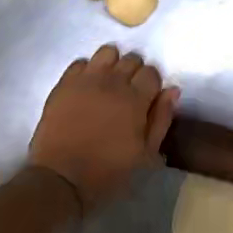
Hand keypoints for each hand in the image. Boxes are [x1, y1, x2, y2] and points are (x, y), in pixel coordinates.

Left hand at [28, 45, 178, 212]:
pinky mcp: (63, 85)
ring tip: (109, 82)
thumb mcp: (146, 153)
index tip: (147, 98)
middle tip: (129, 92)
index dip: (152, 83)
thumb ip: (162, 119)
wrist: (61, 180)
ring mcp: (85, 81)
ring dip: (113, 63)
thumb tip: (172, 90)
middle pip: (131, 59)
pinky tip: (88, 86)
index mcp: (135, 99)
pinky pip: (80, 62)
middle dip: (135, 72)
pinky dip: (88, 70)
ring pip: (107, 52)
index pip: (151, 72)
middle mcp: (112, 83)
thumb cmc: (109, 171)